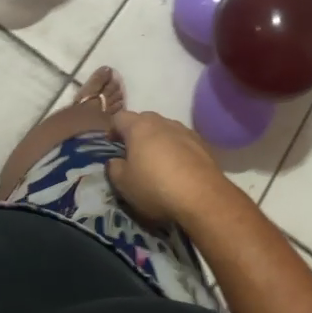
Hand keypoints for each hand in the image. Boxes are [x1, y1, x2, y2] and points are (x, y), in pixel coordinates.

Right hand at [106, 110, 235, 227]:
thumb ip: (114, 168)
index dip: (112, 129)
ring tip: (155, 162)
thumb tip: (115, 161)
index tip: (110, 145)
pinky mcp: (201, 142)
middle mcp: (162, 121)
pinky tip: (176, 168)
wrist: (201, 195)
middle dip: (135, 133)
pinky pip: (181, 140)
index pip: (119, 117)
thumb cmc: (155, 187)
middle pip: (144, 120)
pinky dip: (175, 149)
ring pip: (164, 129)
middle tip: (131, 154)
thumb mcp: (124, 184)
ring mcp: (184, 130)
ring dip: (157, 140)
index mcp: (140, 127)